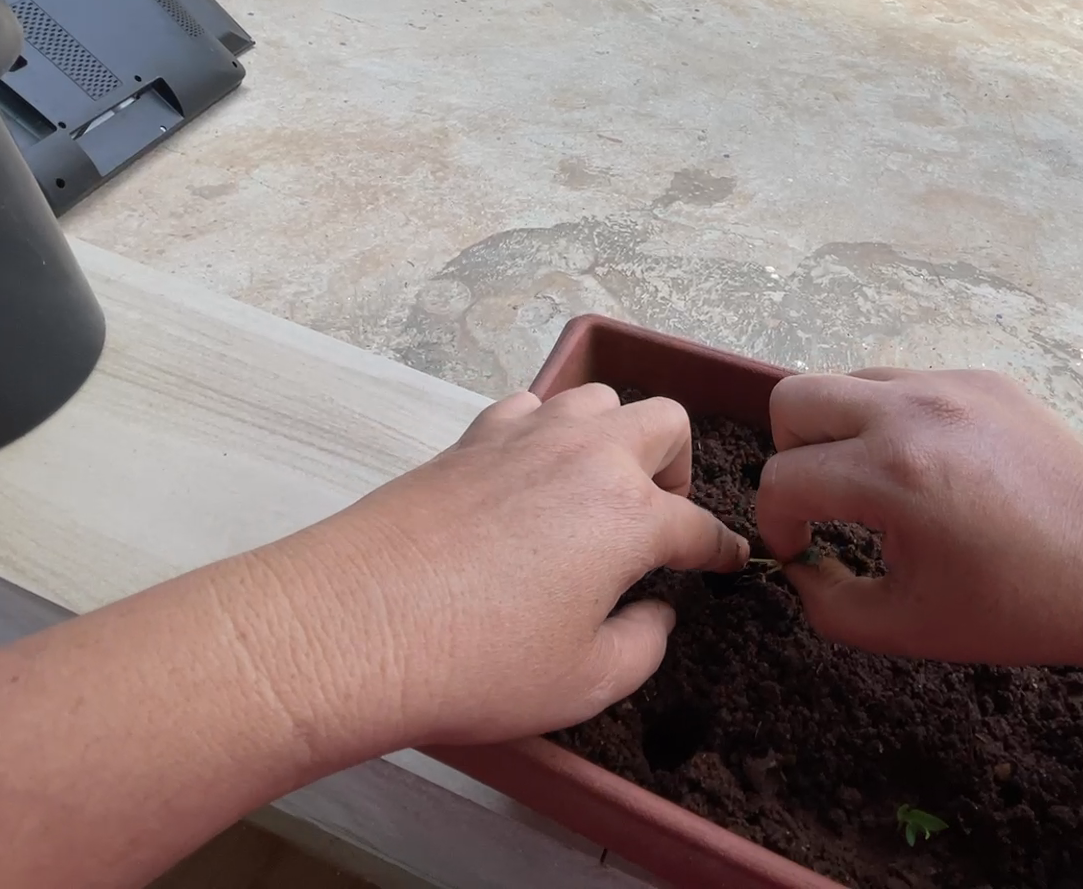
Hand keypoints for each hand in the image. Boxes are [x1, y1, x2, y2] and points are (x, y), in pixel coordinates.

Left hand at [257, 384, 748, 756]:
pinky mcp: (475, 434)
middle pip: (665, 424)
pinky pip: (530, 408)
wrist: (351, 628)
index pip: (700, 528)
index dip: (723, 550)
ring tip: (592, 488)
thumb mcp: (586, 682)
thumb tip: (654, 608)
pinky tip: (527, 471)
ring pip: (599, 399)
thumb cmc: (479, 664)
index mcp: (631, 516)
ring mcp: (530, 437)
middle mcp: (591, 457)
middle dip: (677, 467)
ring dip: (614, 437)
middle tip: (654, 517)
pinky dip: (544, 431)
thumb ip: (646, 642)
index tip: (731, 561)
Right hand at [756, 369, 1082, 669]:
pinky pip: (901, 386)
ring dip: (839, 433)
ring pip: (844, 383)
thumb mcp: (905, 628)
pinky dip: (890, 423)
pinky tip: (934, 467)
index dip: (775, 522)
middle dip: (790, 456)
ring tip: (880, 483)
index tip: (802, 548)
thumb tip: (798, 563)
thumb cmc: (1020, 606)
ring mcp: (949, 384)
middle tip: (826, 500)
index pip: (781, 477)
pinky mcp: (980, 377)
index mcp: (891, 474)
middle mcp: (911, 410)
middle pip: (792, 399)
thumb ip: (824, 602)